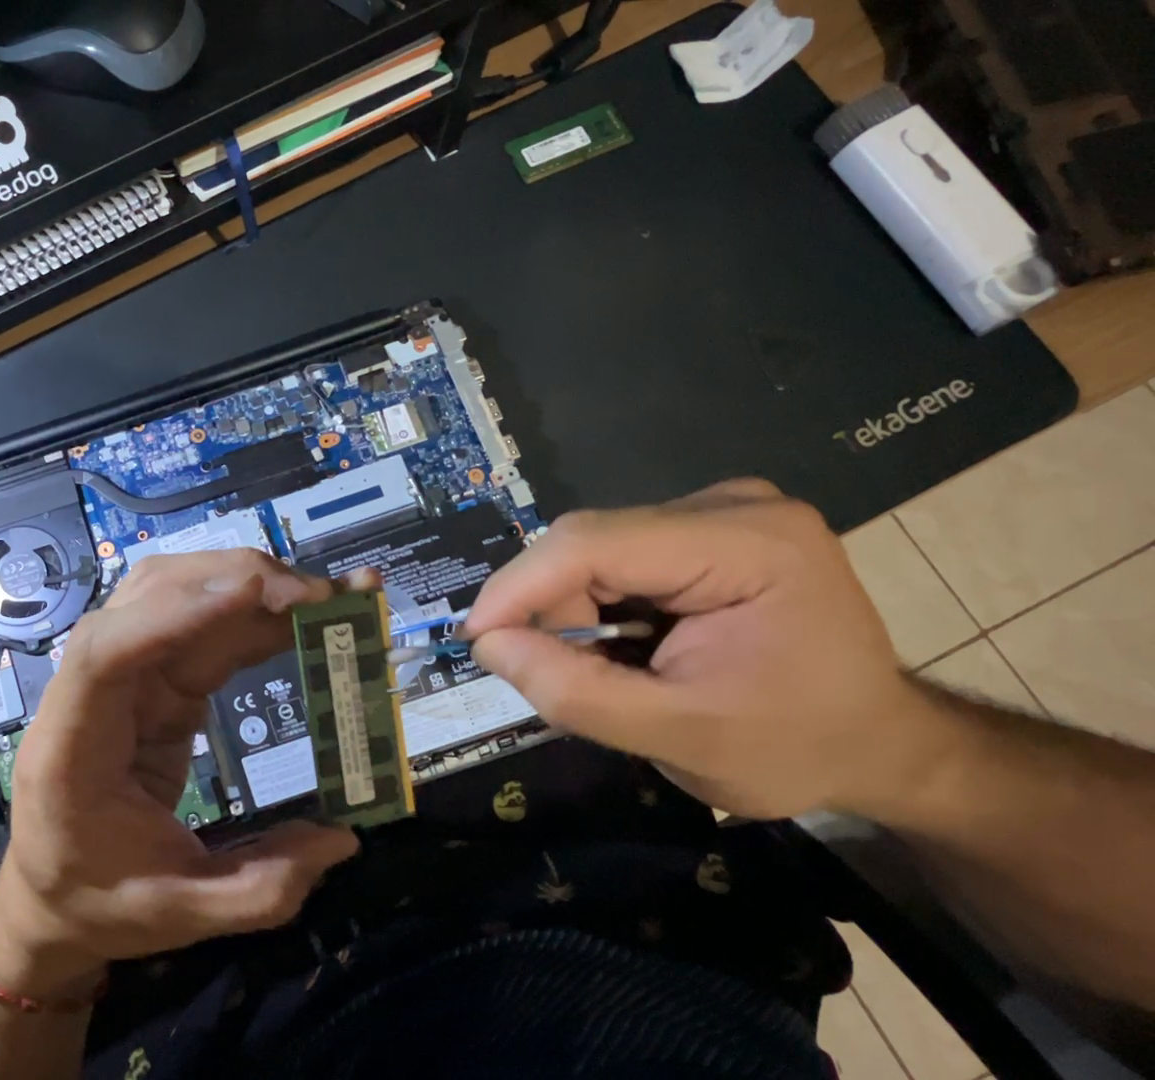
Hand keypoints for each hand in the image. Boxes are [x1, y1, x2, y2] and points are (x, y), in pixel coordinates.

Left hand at [0, 550, 364, 999]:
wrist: (51, 894)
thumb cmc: (97, 901)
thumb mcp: (179, 915)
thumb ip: (260, 889)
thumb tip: (343, 838)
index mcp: (70, 749)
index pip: (105, 656)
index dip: (173, 614)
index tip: (250, 593)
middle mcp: (89, 694)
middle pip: (144, 601)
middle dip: (231, 581)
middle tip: (318, 594)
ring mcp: (121, 680)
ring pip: (175, 597)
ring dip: (247, 583)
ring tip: (326, 597)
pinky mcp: (152, 683)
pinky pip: (201, 630)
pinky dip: (252, 615)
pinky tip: (303, 617)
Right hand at [465, 479, 945, 820]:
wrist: (879, 742)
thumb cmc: (795, 747)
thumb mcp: (678, 737)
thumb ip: (576, 693)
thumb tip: (487, 645)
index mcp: (750, 544)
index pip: (596, 543)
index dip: (519, 587)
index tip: (474, 641)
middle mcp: (732, 504)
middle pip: (590, 543)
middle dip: (555, 612)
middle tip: (564, 679)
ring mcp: (721, 508)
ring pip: (594, 549)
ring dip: (575, 612)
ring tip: (616, 671)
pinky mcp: (707, 525)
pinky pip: (615, 555)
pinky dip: (599, 605)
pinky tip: (632, 645)